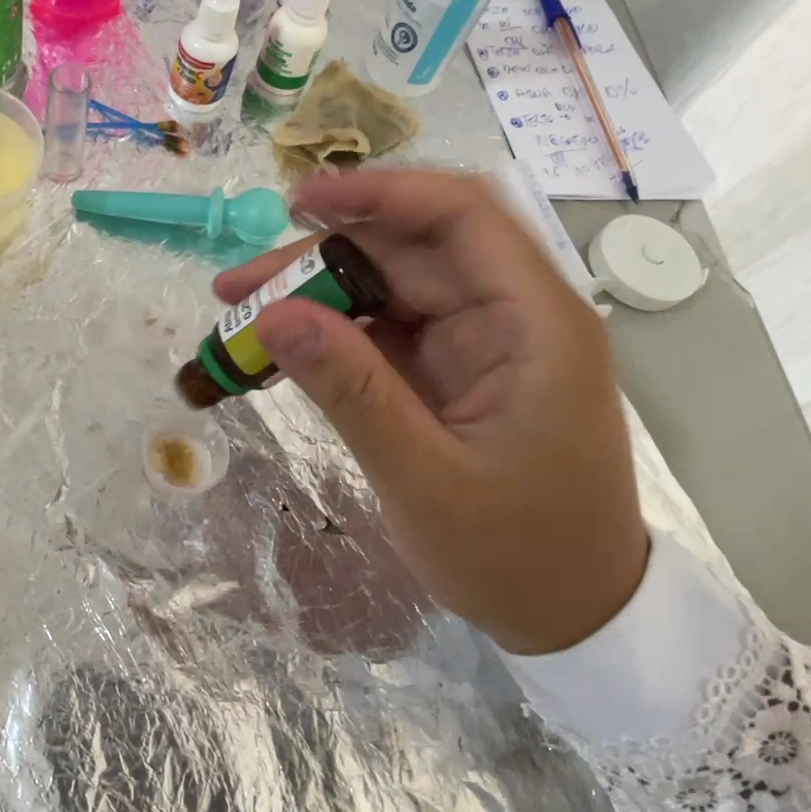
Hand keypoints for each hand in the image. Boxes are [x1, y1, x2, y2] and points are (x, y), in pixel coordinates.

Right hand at [216, 170, 647, 654]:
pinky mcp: (456, 375)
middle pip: (410, 251)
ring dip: (317, 297)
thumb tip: (271, 315)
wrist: (574, 617)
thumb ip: (351, 391)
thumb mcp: (423, 477)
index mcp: (534, 323)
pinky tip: (282, 351)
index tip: (297, 205)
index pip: (460, 216)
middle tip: (236, 289)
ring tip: (240, 318)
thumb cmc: (518, 557)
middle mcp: (511, 317)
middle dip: (319, 259)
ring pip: (391, 289)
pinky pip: (388, 334)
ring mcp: (482, 346)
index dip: (380, 194)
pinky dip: (334, 337)